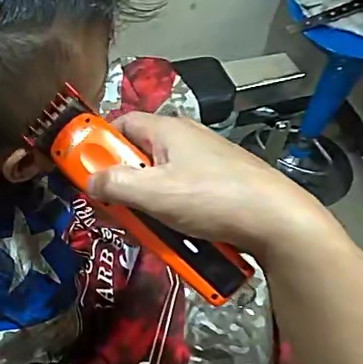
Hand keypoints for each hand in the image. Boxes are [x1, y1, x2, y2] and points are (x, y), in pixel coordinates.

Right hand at [86, 113, 337, 253]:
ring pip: (159, 185)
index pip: (119, 125)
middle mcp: (186, 140)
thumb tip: (89, 182)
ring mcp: (205, 165)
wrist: (277, 221)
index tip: (85, 173)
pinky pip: (183, 199)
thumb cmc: (214, 198)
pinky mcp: (220, 188)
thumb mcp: (154, 193)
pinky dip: (174, 217)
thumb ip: (115, 185)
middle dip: (124, 190)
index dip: (98, 146)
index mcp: (167, 130)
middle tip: (119, 215)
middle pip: (138, 159)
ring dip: (149, 211)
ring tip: (153, 233)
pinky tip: (178, 238)